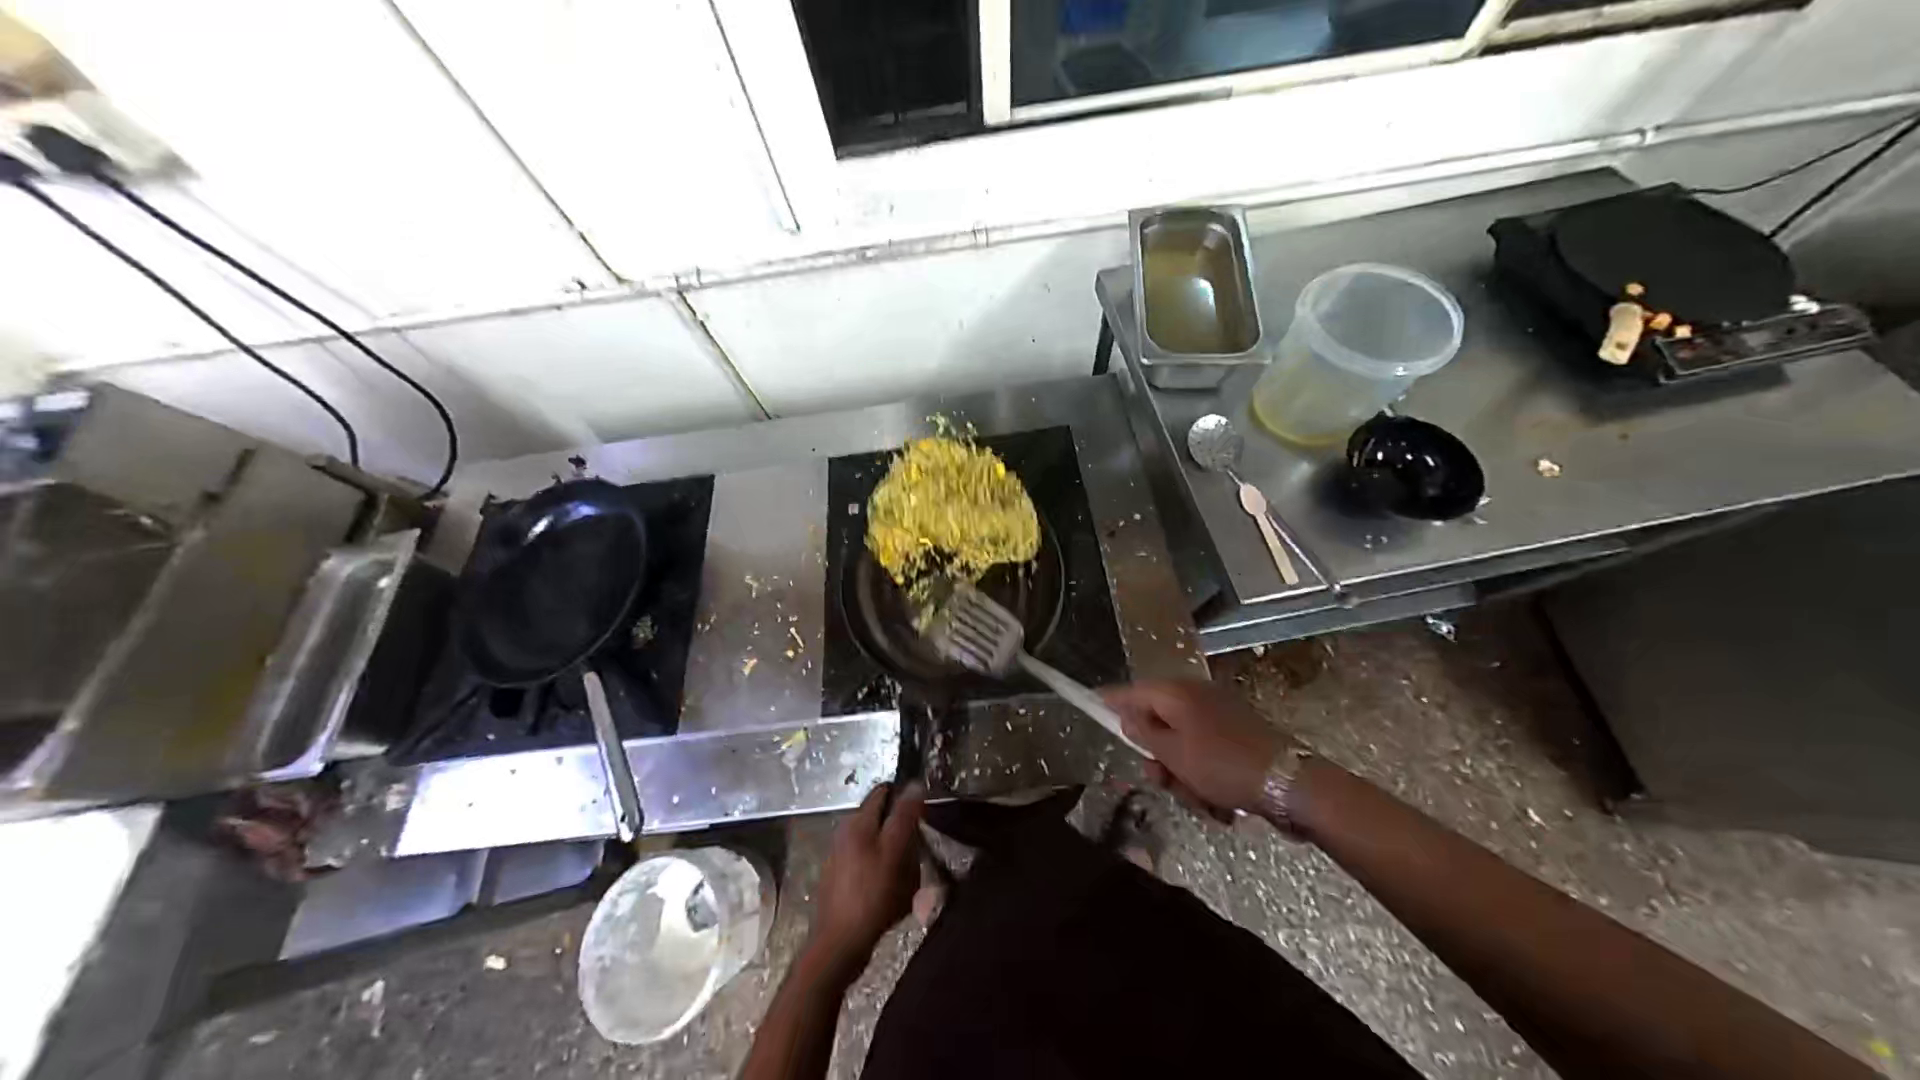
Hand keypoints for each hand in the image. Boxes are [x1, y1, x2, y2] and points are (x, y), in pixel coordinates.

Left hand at [805, 782, 924, 977]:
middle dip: (901, 831)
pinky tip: (891, 893)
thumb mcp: (895, 852)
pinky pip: (868, 864)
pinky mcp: (840, 879)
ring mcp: (840, 856)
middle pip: (881, 818)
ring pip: (876, 843)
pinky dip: (883, 871)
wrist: (839, 944)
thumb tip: (914, 785)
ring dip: (894, 854)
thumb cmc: (871, 895)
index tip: (923, 815)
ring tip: (907, 877)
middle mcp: (845, 832)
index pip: (883, 792)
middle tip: (917, 853)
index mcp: (857, 821)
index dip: (904, 797)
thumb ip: (904, 817)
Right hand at [1103, 679, 1293, 817]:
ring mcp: (1220, 715)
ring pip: (1182, 743)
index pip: (1133, 690)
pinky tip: (1218, 801)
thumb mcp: (1173, 754)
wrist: (1291, 783)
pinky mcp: (1238, 734)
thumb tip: (1126, 715)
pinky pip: (1206, 753)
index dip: (1111, 700)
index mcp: (1177, 694)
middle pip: (1158, 721)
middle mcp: (1197, 696)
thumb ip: (1143, 733)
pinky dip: (1205, 775)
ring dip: (1182, 773)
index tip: (1092, 703)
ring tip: (1198, 799)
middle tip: (1160, 780)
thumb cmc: (1223, 765)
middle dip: (1156, 755)